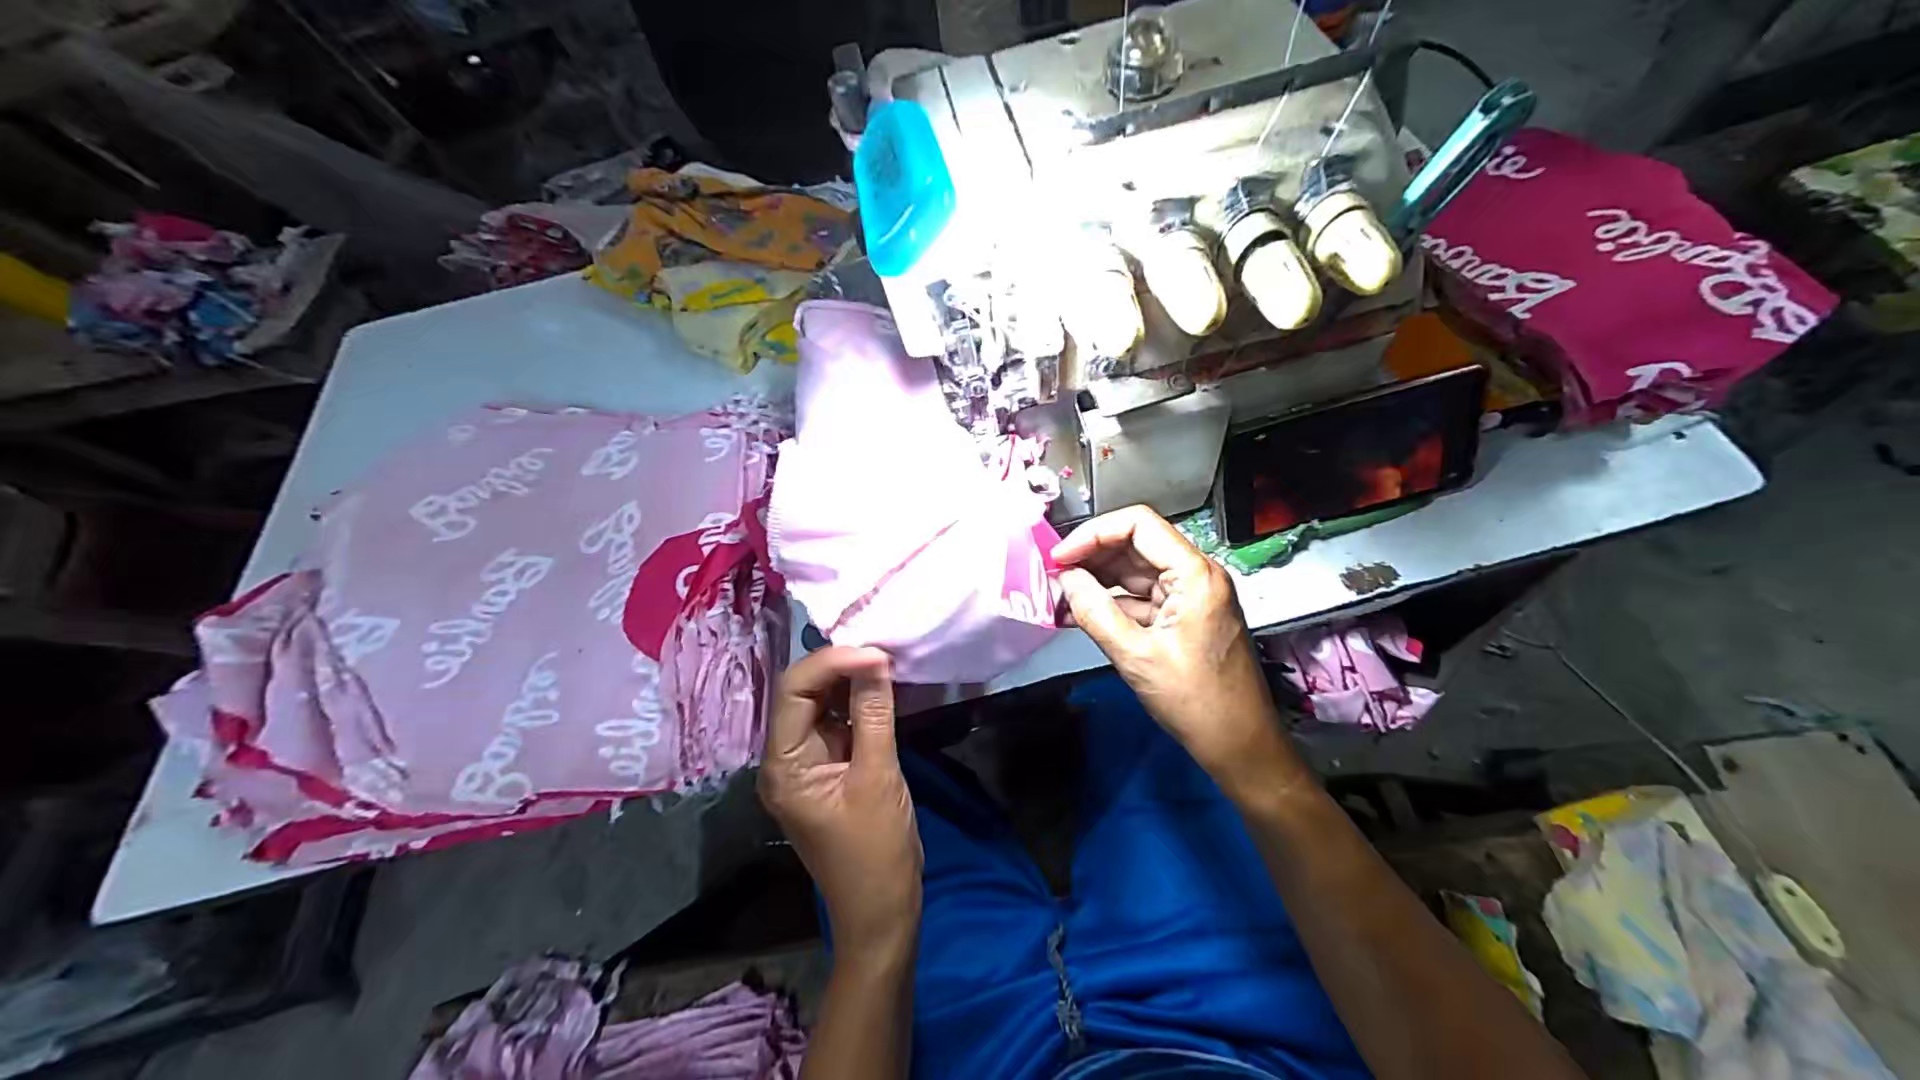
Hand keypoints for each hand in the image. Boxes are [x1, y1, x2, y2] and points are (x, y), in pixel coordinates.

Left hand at [758, 646, 922, 957]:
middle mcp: (785, 758)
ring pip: (820, 704)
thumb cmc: (876, 853)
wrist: (881, 913)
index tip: (875, 652)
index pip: (793, 691)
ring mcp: (807, 762)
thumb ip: (874, 715)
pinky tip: (881, 686)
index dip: (831, 662)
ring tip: (885, 660)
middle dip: (839, 665)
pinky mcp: (829, 767)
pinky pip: (838, 721)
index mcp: (783, 764)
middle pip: (802, 693)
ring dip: (850, 679)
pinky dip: (858, 701)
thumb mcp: (878, 778)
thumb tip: (876, 658)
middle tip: (883, 649)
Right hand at [1053, 505, 1292, 783]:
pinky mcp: (1182, 617)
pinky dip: (1111, 600)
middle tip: (1055, 574)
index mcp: (1195, 575)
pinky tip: (1082, 611)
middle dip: (1091, 556)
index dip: (1094, 533)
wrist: (1238, 743)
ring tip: (1061, 593)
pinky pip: (1141, 596)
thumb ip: (1095, 612)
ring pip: (1135, 570)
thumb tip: (1066, 580)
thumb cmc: (1198, 702)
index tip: (1062, 555)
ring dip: (1098, 578)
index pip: (1139, 524)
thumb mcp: (1136, 656)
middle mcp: (1195, 576)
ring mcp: (1190, 596)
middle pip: (1135, 544)